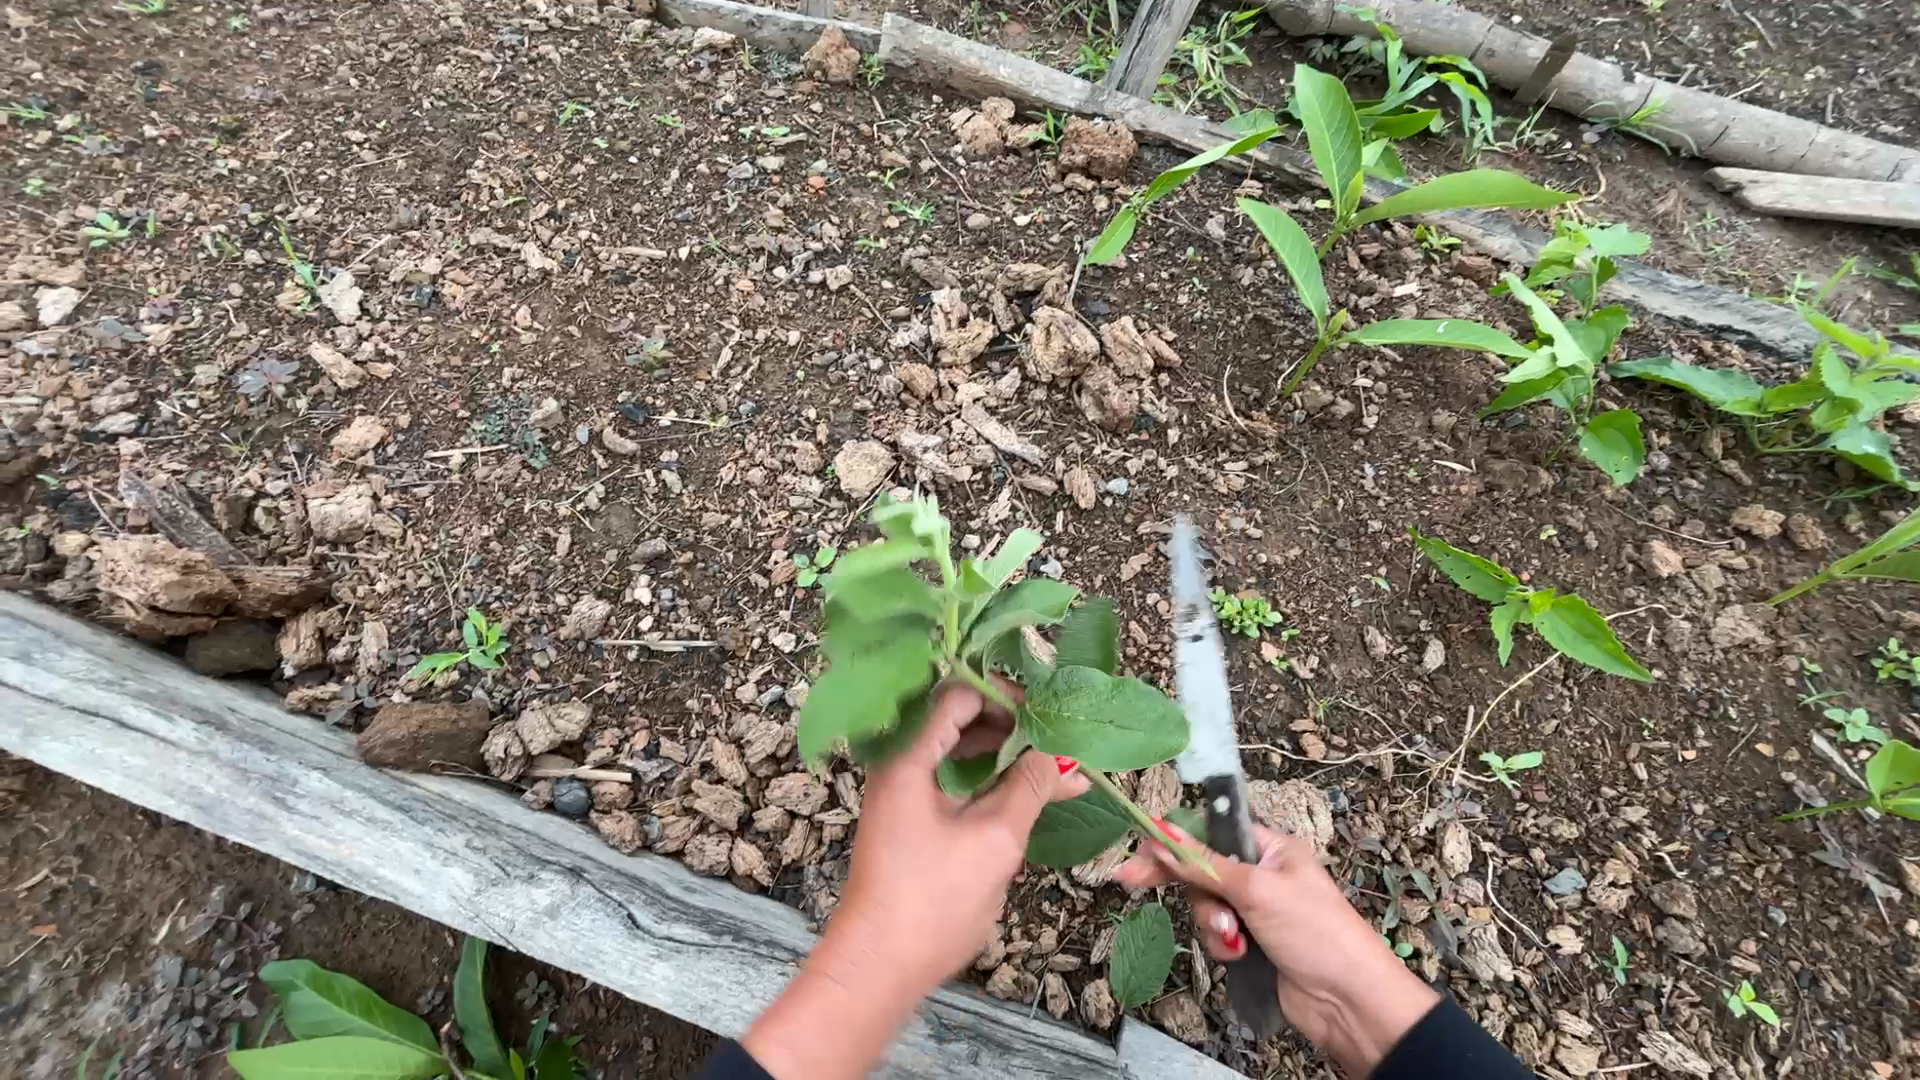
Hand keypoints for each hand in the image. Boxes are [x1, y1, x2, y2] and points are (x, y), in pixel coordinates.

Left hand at [742, 680, 1085, 1079]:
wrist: (877, 968)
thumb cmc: (932, 902)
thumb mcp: (994, 841)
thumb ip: (1029, 788)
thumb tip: (1061, 756)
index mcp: (907, 756)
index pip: (957, 697)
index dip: (1002, 697)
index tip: (1044, 711)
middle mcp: (899, 762)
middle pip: (957, 719)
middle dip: (1009, 725)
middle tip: (1055, 735)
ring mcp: (902, 789)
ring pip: (958, 750)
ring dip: (1004, 754)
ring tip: (1054, 763)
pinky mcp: (910, 815)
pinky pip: (953, 778)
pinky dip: (989, 780)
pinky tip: (1028, 789)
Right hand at [1116, 822, 1437, 1076]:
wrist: (1350, 1006)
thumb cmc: (1317, 933)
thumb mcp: (1256, 889)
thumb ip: (1203, 863)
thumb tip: (1159, 832)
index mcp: (1269, 846)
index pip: (1210, 830)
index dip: (1176, 837)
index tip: (1142, 843)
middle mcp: (1258, 874)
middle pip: (1199, 866)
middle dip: (1176, 879)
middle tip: (1128, 880)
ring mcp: (1253, 910)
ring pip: (1203, 903)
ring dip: (1210, 920)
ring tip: (1233, 936)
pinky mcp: (1248, 943)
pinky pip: (1214, 933)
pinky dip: (1220, 944)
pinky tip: (1239, 953)